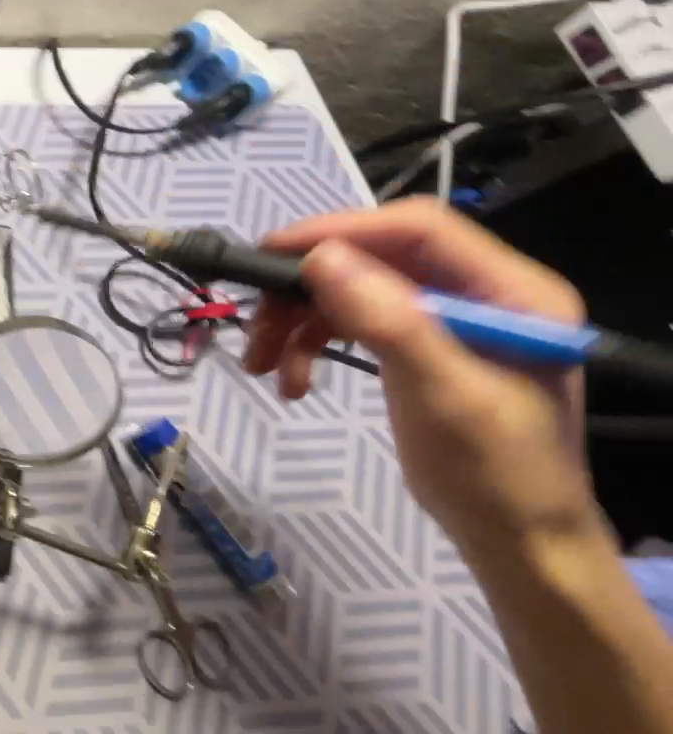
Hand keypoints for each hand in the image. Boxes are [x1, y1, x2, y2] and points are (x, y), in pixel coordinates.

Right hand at [243, 198, 602, 557]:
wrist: (516, 540)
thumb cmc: (494, 471)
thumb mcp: (444, 394)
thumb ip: (389, 321)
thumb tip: (320, 258)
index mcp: (508, 291)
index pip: (415, 229)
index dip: (340, 231)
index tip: (271, 253)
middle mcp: (474, 291)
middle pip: (369, 257)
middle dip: (303, 289)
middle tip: (254, 321)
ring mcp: (439, 315)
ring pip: (344, 288)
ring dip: (294, 321)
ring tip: (259, 363)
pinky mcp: (410, 340)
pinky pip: (343, 320)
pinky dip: (307, 343)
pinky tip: (292, 380)